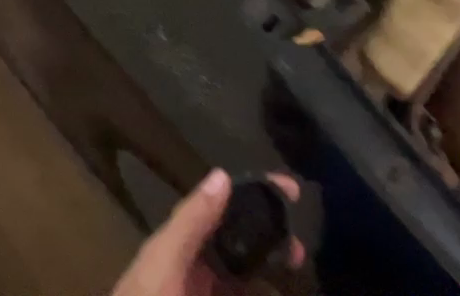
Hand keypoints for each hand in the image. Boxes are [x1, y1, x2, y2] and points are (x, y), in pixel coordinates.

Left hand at [110, 170, 305, 295]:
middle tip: (299, 248)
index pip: (218, 209)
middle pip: (236, 244)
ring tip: (294, 267)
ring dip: (268, 270)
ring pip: (241, 279)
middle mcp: (190, 276)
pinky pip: (241, 292)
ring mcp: (202, 295)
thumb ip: (189, 226)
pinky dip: (260, 291)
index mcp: (175, 252)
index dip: (252, 195)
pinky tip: (276, 290)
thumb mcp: (160, 272)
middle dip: (269, 237)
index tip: (291, 191)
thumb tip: (223, 175)